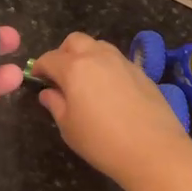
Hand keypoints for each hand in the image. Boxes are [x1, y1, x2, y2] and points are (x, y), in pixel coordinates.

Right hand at [30, 32, 191, 183]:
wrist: (154, 149)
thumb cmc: (102, 142)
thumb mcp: (69, 127)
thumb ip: (56, 105)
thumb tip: (48, 92)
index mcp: (75, 68)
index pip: (50, 58)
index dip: (39, 67)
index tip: (37, 78)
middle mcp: (98, 56)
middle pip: (75, 41)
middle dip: (63, 53)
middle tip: (61, 76)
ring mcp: (123, 61)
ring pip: (98, 46)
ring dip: (87, 56)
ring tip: (86, 81)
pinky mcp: (141, 72)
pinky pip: (117, 60)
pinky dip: (106, 67)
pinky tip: (109, 91)